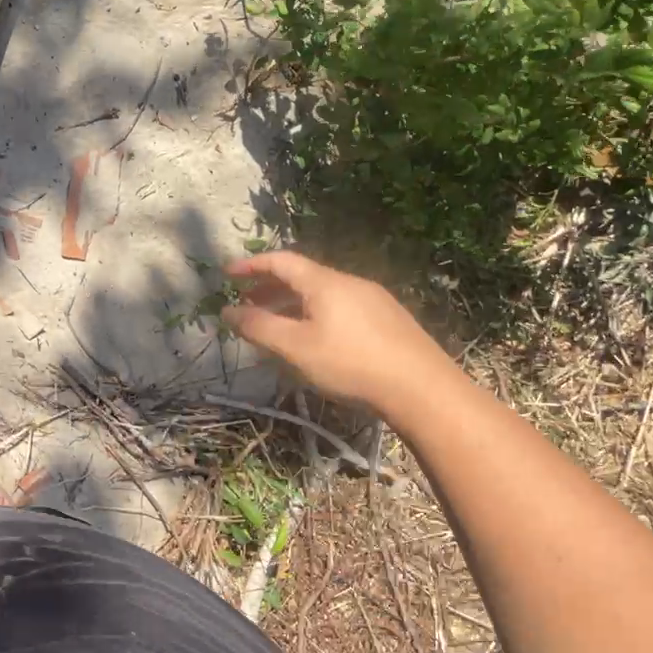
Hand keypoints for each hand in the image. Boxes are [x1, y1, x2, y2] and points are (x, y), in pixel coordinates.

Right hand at [220, 251, 464, 416]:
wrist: (426, 392)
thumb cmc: (351, 364)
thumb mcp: (294, 347)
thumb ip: (257, 326)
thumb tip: (226, 311)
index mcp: (326, 283)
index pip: (281, 261)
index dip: (251, 265)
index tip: (227, 274)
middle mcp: (351, 283)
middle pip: (302, 276)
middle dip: (268, 288)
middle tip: (246, 305)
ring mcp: (376, 302)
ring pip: (322, 294)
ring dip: (291, 304)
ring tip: (276, 325)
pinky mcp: (391, 322)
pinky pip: (341, 308)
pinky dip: (315, 314)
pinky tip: (314, 339)